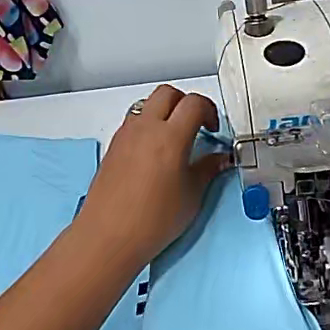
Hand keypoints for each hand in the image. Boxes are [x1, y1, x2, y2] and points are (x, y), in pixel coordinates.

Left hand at [76, 85, 230, 264]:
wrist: (108, 236)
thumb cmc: (153, 220)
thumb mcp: (191, 196)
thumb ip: (208, 169)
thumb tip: (220, 159)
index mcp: (170, 136)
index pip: (194, 103)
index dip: (208, 110)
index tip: (213, 128)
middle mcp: (145, 128)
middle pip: (168, 93)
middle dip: (185, 103)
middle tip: (195, 125)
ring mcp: (125, 135)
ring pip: (147, 104)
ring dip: (164, 112)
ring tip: (174, 138)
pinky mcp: (113, 146)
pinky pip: (133, 122)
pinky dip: (147, 125)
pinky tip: (154, 153)